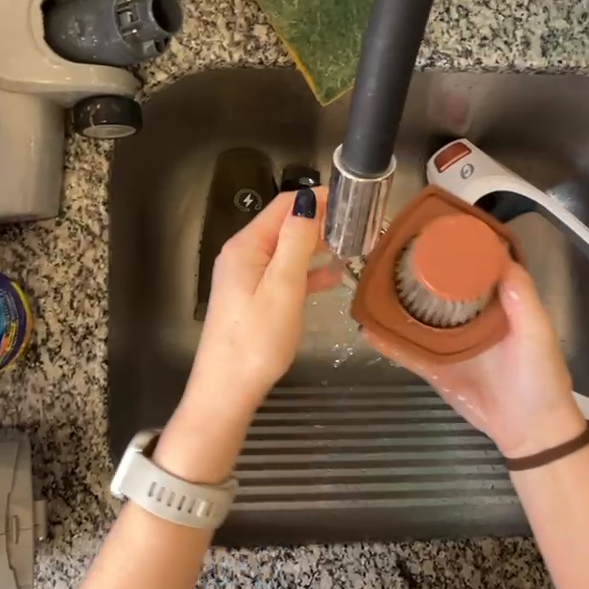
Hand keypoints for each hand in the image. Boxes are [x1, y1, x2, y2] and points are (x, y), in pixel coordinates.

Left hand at [185, 186, 338, 417]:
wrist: (227, 390)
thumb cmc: (257, 340)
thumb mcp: (282, 287)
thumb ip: (296, 242)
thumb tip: (309, 200)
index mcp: (247, 246)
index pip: (285, 205)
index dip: (319, 198)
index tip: (355, 201)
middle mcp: (242, 255)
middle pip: (285, 225)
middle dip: (321, 220)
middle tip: (361, 225)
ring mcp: (246, 277)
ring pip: (287, 250)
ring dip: (317, 246)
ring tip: (354, 246)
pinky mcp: (252, 299)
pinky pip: (284, 274)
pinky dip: (307, 271)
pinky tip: (333, 276)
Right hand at [364, 261, 588, 457]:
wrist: (528, 429)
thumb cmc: (540, 377)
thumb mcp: (537, 331)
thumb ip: (521, 297)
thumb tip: (498, 256)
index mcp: (495, 303)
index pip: (471, 269)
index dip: (453, 250)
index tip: (430, 229)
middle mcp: (468, 318)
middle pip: (437, 289)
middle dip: (415, 272)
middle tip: (388, 253)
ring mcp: (447, 343)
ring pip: (416, 317)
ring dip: (396, 303)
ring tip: (371, 283)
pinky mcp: (434, 368)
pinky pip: (406, 352)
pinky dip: (387, 341)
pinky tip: (368, 327)